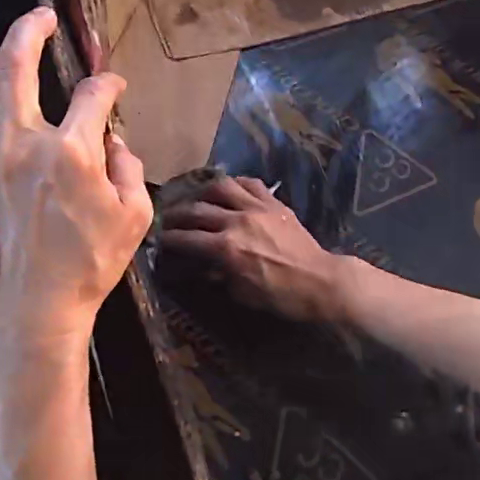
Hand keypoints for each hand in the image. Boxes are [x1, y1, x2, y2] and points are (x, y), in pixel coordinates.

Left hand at [0, 7, 152, 380]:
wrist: (30, 314)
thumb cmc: (88, 269)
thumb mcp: (134, 219)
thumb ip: (130, 170)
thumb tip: (114, 143)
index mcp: (71, 151)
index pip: (93, 96)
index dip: (108, 83)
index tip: (113, 84)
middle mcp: (20, 144)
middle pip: (14, 64)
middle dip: (29, 29)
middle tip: (39, 17)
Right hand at [160, 177, 353, 322]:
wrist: (321, 282)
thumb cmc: (281, 296)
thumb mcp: (243, 293)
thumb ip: (218, 275)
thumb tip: (199, 265)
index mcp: (226, 248)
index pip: (186, 239)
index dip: (168, 239)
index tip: (158, 239)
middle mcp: (237, 221)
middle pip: (196, 210)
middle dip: (176, 215)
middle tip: (167, 219)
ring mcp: (257, 207)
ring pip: (221, 187)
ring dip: (202, 192)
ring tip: (196, 199)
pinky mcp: (274, 203)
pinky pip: (250, 183)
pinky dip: (235, 183)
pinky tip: (228, 189)